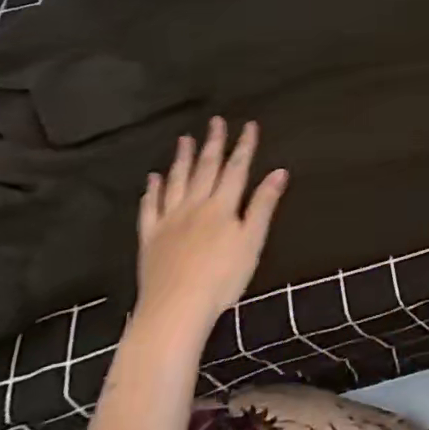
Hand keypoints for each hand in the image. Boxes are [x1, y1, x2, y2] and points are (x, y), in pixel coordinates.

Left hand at [135, 117, 288, 331]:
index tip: (249, 125)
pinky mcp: (150, 238)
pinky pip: (149, 208)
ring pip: (176, 182)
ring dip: (182, 159)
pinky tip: (152, 179)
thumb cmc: (222, 278)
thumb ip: (263, 205)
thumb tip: (279, 172)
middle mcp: (194, 205)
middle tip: (215, 121)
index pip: (236, 169)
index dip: (244, 146)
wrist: (176, 308)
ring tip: (184, 140)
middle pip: (205, 169)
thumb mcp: (252, 241)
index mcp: (222, 206)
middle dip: (213, 144)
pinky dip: (152, 191)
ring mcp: (169, 220)